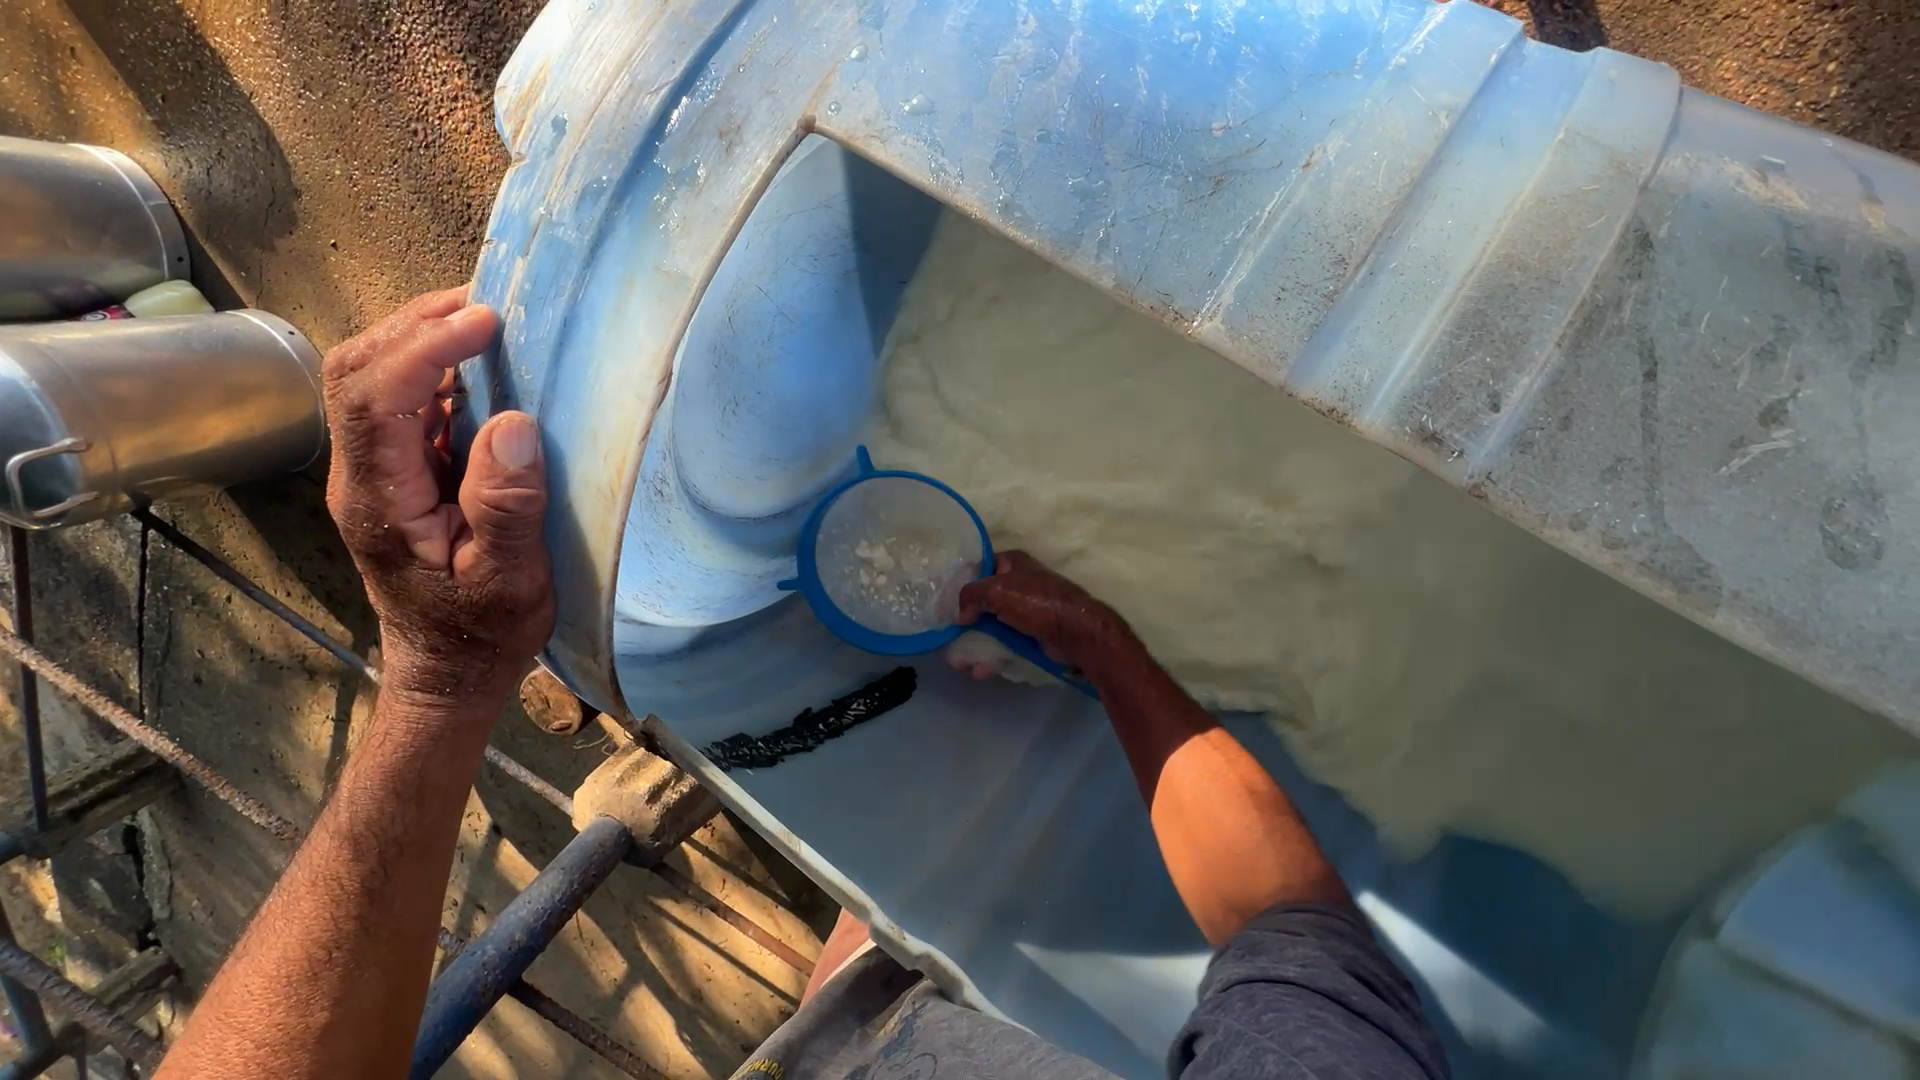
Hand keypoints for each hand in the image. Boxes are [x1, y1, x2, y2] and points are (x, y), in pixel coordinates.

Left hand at [322, 287, 554, 706]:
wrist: (449, 672)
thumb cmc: (484, 634)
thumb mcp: (511, 580)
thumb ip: (506, 507)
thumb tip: (512, 424)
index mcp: (382, 502)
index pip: (376, 399)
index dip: (425, 349)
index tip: (487, 324)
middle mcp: (365, 477)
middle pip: (356, 373)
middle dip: (414, 326)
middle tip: (486, 306)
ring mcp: (379, 475)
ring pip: (374, 381)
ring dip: (422, 340)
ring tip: (485, 323)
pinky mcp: (403, 477)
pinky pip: (406, 406)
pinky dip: (439, 372)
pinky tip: (482, 370)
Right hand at [956, 550, 1136, 678]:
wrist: (1075, 631)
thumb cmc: (1035, 601)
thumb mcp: (997, 590)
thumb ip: (971, 596)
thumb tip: (960, 615)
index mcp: (1012, 564)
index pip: (979, 568)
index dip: (961, 582)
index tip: (942, 601)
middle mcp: (1017, 585)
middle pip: (983, 602)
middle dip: (964, 621)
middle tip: (946, 637)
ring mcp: (1024, 612)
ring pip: (992, 627)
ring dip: (975, 644)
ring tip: (957, 662)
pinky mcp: (1030, 635)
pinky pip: (1005, 645)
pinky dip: (992, 656)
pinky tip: (979, 670)